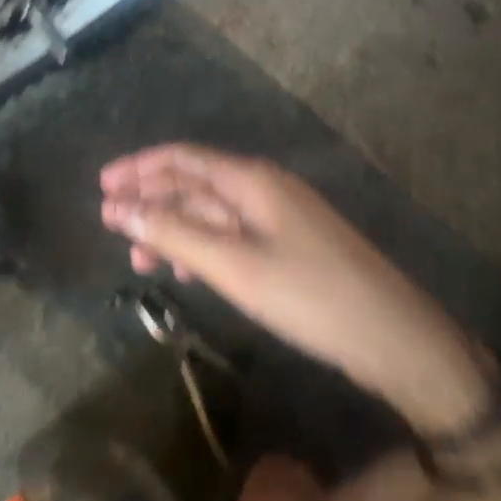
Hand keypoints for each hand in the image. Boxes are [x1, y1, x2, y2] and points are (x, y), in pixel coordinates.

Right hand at [100, 143, 494, 434]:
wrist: (400, 342)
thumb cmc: (310, 296)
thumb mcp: (231, 266)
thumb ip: (171, 233)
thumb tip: (116, 209)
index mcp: (252, 180)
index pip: (181, 158)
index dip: (137, 168)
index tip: (101, 187)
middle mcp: (265, 188)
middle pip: (193, 183)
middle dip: (149, 202)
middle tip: (109, 227)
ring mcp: (281, 217)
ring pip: (210, 213)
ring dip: (171, 230)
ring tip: (139, 261)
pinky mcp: (292, 246)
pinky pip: (231, 234)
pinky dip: (200, 247)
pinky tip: (185, 273)